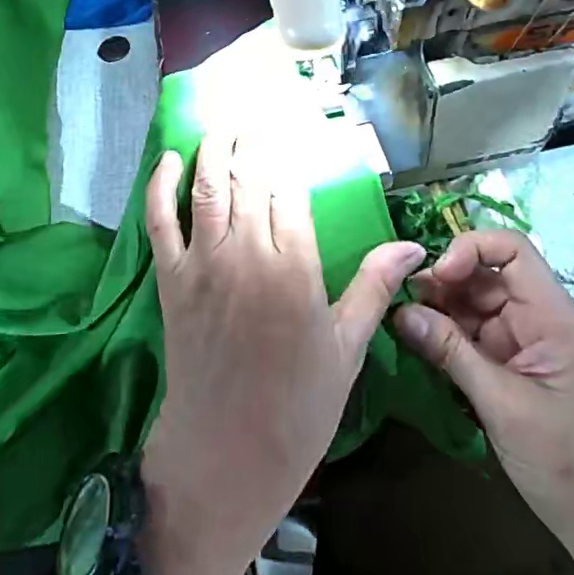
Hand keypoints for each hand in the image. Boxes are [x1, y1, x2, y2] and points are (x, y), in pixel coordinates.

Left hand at [137, 132, 425, 574]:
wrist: (225, 457)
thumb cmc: (298, 406)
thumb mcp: (346, 347)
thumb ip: (374, 286)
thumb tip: (414, 247)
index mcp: (295, 267)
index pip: (289, 189)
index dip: (288, 156)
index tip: (290, 131)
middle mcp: (247, 254)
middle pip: (248, 179)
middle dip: (253, 143)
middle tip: (257, 117)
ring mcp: (204, 266)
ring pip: (207, 188)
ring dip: (213, 150)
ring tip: (224, 126)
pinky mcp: (172, 282)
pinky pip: (160, 222)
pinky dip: (160, 186)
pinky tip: (168, 159)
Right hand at [393, 230, 573, 574]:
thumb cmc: (567, 461)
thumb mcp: (503, 405)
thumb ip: (452, 354)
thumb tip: (400, 312)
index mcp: (552, 316)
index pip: (513, 251)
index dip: (471, 248)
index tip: (436, 275)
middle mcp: (539, 319)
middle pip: (488, 277)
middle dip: (445, 282)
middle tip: (402, 299)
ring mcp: (525, 344)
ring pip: (477, 307)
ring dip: (441, 309)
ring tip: (403, 320)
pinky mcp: (513, 368)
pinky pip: (476, 337)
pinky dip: (448, 337)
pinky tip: (420, 342)